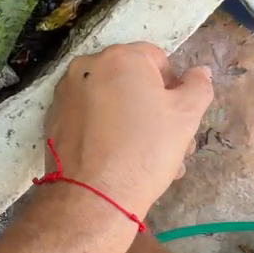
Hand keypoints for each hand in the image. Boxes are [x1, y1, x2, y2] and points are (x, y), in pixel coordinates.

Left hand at [40, 42, 213, 224]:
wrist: (94, 195)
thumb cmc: (146, 149)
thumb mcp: (186, 116)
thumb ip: (198, 86)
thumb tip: (199, 71)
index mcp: (120, 57)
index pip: (156, 59)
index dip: (172, 87)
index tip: (176, 117)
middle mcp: (87, 65)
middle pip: (131, 80)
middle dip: (153, 107)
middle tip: (169, 141)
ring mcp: (66, 91)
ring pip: (110, 100)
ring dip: (132, 120)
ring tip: (148, 157)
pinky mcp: (53, 117)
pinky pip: (89, 116)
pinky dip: (105, 129)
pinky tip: (119, 158)